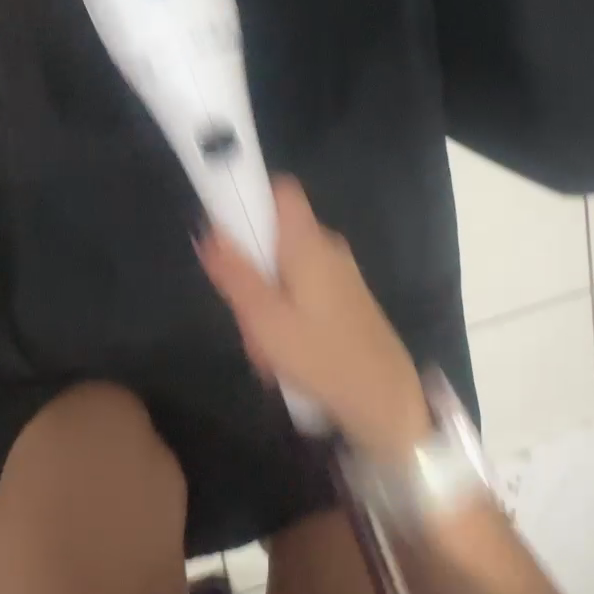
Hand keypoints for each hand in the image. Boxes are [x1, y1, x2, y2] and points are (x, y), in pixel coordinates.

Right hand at [197, 177, 432, 461]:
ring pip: (284, 269)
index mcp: (307, 242)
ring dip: (266, 301)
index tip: (227, 223)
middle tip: (244, 312)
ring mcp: (338, 274)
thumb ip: (234, 273)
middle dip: (250, 268)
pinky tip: (286, 356)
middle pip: (273, 235)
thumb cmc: (323, 357)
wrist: (386, 404)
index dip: (251, 195)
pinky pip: (301, 290)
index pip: (280, 190)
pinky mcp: (345, 299)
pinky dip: (286, 314)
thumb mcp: (265, 320)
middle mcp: (325, 248)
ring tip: (266, 346)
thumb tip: (207, 230)